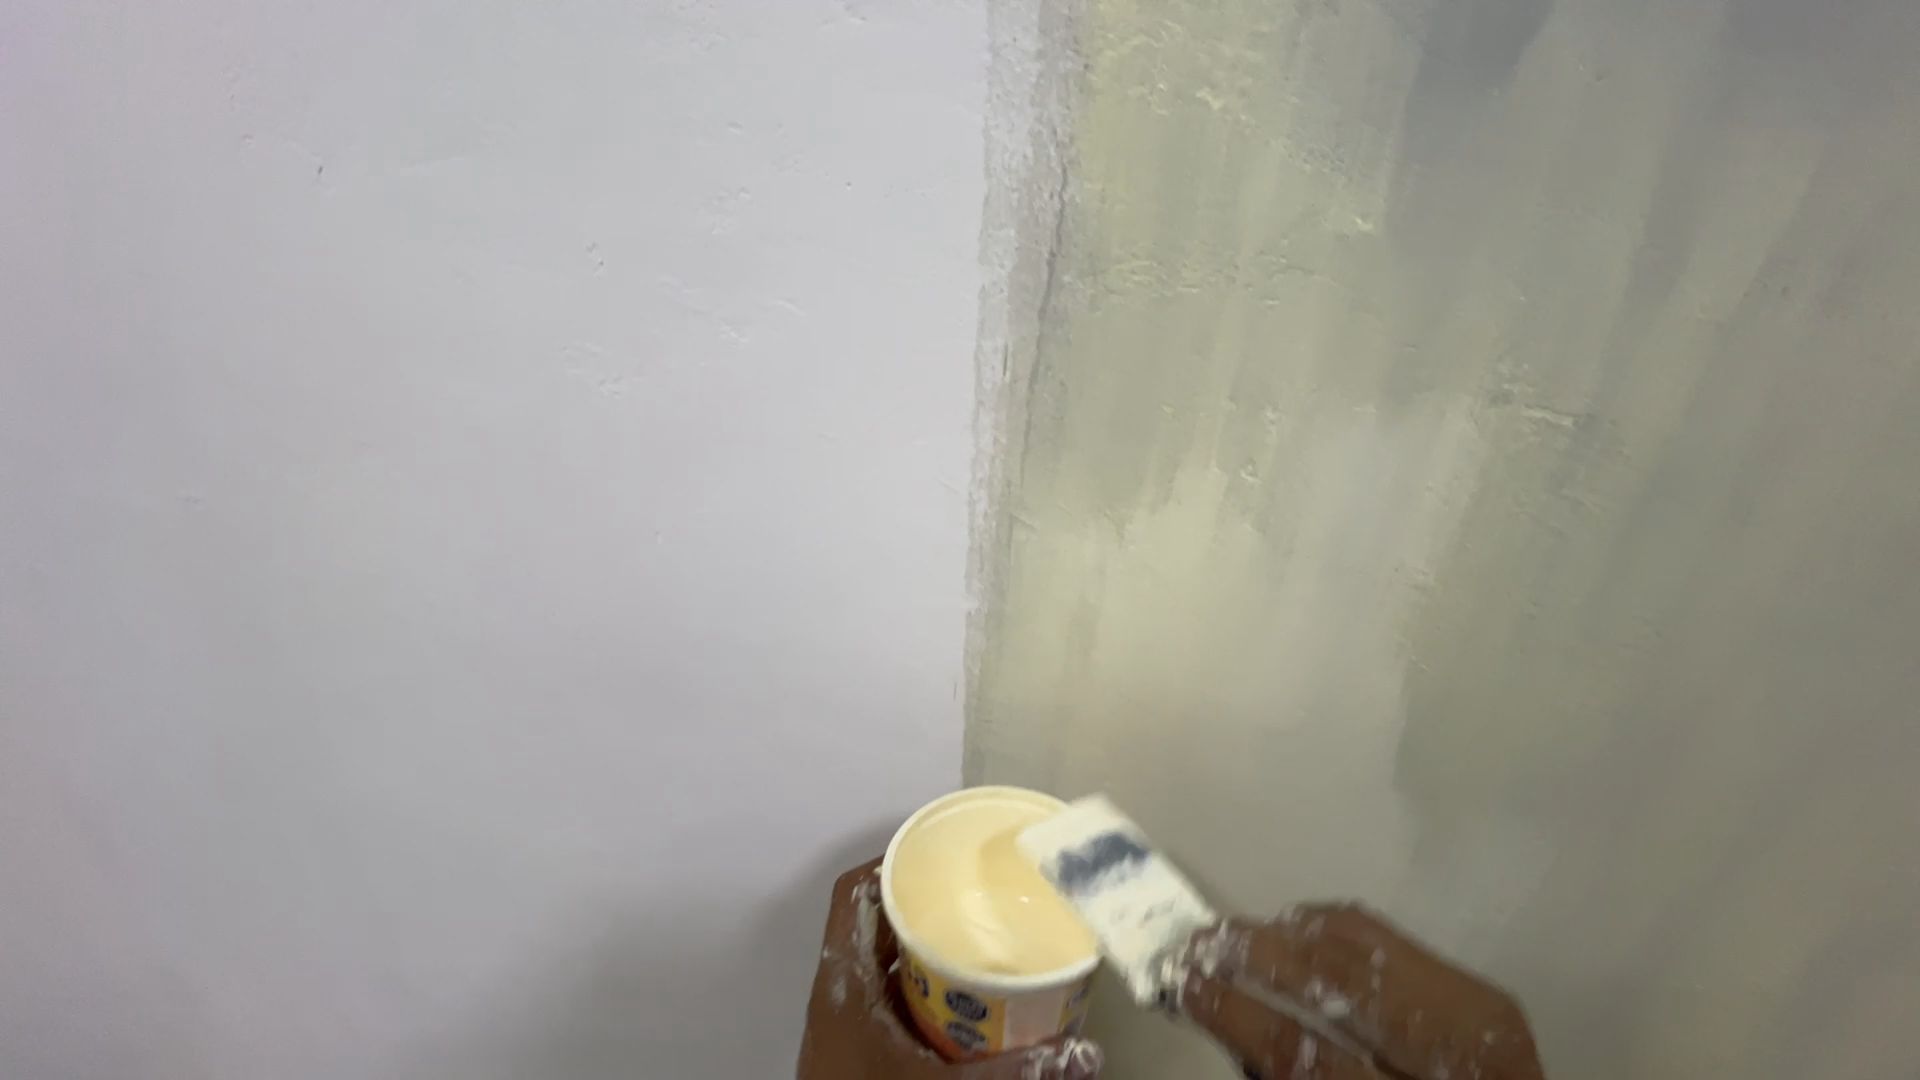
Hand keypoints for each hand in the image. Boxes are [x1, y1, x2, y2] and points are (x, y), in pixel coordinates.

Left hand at [798, 857, 1102, 1079]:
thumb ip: (1015, 1074)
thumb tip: (1088, 1054)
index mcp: (843, 980)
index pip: (852, 893)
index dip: (888, 863)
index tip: (937, 855)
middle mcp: (841, 991)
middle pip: (874, 922)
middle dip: (922, 905)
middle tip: (977, 896)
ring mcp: (849, 1023)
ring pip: (884, 961)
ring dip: (925, 949)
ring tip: (981, 937)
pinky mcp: (862, 1050)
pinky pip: (892, 998)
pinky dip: (925, 989)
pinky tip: (968, 1002)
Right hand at [1179, 904, 1543, 1078]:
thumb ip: (1282, 1069)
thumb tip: (1213, 1004)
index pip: (1307, 1057)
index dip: (1239, 1016)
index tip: (1187, 981)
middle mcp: (1456, 1064)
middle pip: (1339, 984)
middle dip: (1258, 954)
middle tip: (1200, 942)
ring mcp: (1478, 1022)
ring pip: (1362, 946)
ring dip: (1288, 935)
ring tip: (1240, 937)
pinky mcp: (1480, 994)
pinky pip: (1386, 938)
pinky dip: (1329, 929)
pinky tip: (1296, 934)